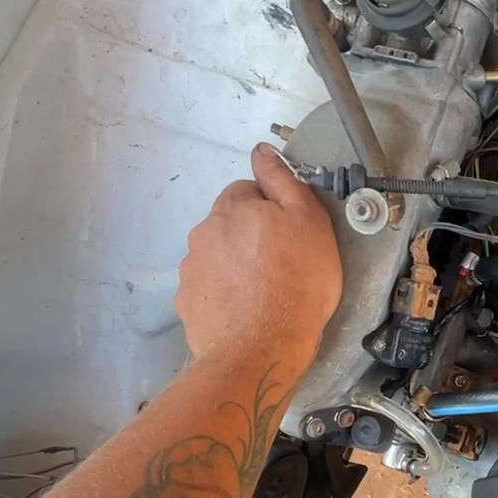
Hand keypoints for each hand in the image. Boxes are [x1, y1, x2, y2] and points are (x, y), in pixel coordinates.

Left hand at [177, 144, 341, 364]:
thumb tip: (262, 151)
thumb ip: (284, 182)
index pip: (249, 191)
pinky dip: (226, 293)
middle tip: (283, 264)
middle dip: (252, 237)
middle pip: (230, 224)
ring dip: (237, 265)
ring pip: (218, 256)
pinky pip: (210, 288)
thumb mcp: (309, 223)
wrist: (261, 346)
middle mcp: (204, 232)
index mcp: (234, 208)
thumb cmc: (297, 283)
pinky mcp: (188, 302)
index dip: (273, 210)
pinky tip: (247, 310)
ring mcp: (191, 269)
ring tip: (266, 292)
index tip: (292, 235)